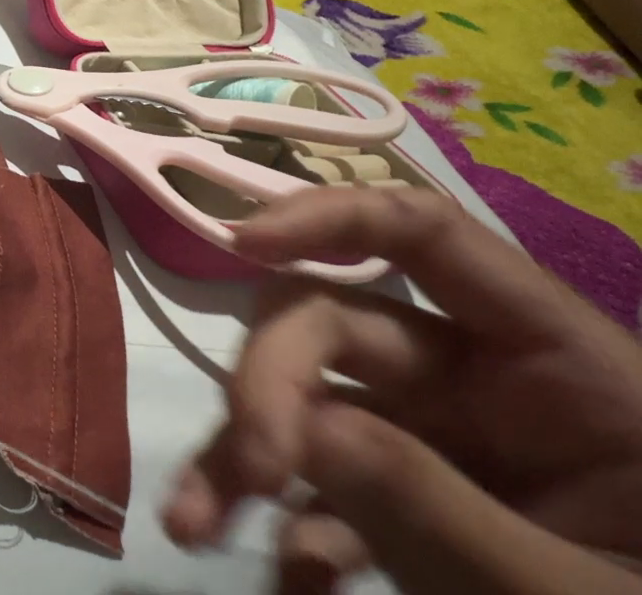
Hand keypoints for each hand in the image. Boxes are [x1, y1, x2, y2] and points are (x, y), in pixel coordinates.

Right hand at [163, 189, 641, 593]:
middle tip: (248, 470)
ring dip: (239, 458)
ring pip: (299, 405)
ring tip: (195, 528)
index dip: (331, 216)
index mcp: (560, 368)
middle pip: (331, 325)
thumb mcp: (576, 593)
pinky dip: (283, 526)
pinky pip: (313, 486)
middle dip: (268, 383)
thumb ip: (443, 512)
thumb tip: (300, 423)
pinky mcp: (398, 502)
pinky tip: (291, 583)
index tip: (239, 241)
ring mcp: (431, 441)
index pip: (430, 238)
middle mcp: (478, 383)